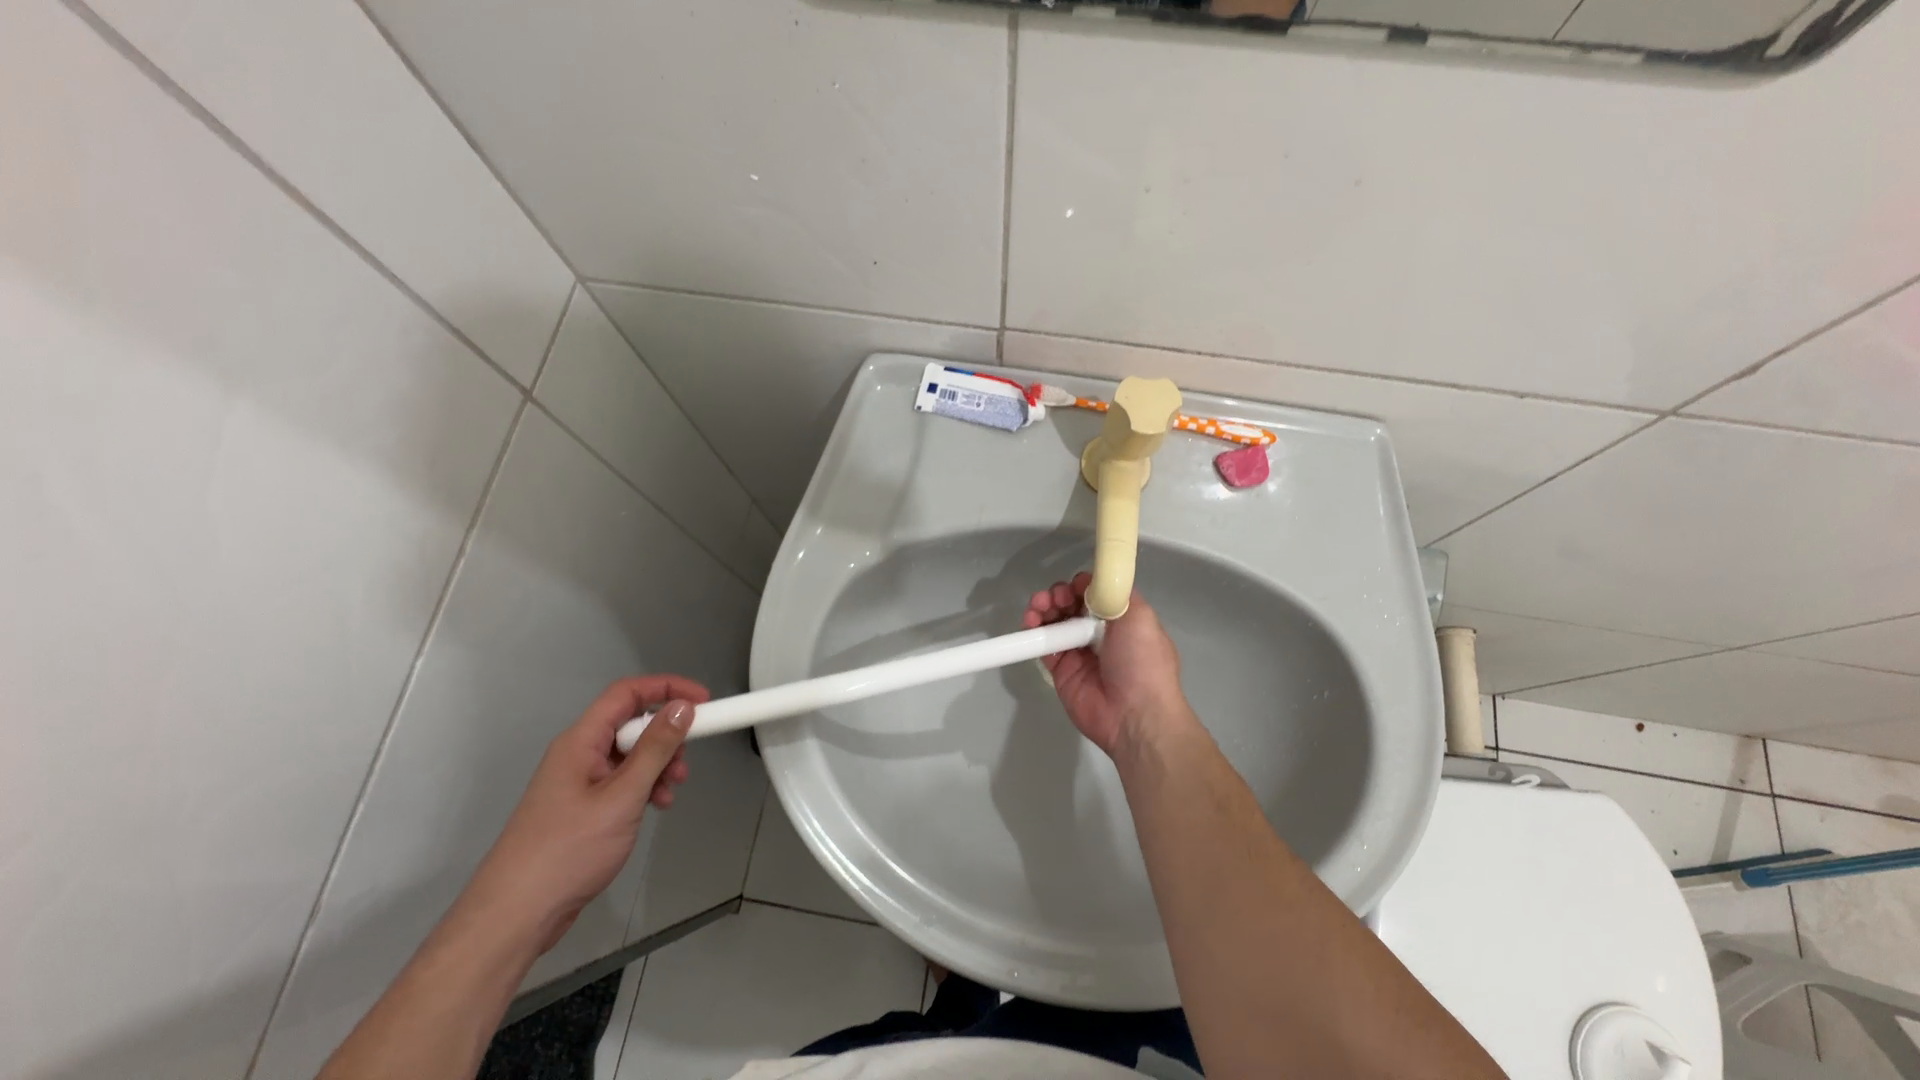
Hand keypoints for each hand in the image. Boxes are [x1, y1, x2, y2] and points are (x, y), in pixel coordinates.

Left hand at [465, 675, 708, 952]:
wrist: (519, 911)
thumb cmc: (569, 850)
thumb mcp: (622, 797)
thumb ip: (655, 750)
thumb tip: (681, 709)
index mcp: (581, 741)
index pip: (627, 694)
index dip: (667, 689)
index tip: (703, 701)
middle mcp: (578, 754)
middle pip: (630, 724)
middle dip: (666, 737)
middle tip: (686, 763)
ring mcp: (579, 781)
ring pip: (629, 754)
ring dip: (658, 766)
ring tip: (671, 792)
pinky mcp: (582, 807)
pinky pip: (621, 781)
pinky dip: (644, 787)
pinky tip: (655, 807)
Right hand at [1023, 572, 1190, 756]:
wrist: (1135, 714)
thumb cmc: (1142, 660)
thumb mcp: (1140, 617)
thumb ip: (1116, 594)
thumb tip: (1092, 583)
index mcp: (1123, 620)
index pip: (1095, 594)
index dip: (1081, 586)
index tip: (1074, 586)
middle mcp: (1100, 634)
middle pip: (1072, 605)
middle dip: (1059, 595)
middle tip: (1054, 598)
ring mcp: (1080, 653)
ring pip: (1055, 622)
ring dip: (1044, 609)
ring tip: (1037, 607)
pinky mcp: (1061, 671)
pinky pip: (1044, 646)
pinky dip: (1034, 632)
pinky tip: (1031, 623)